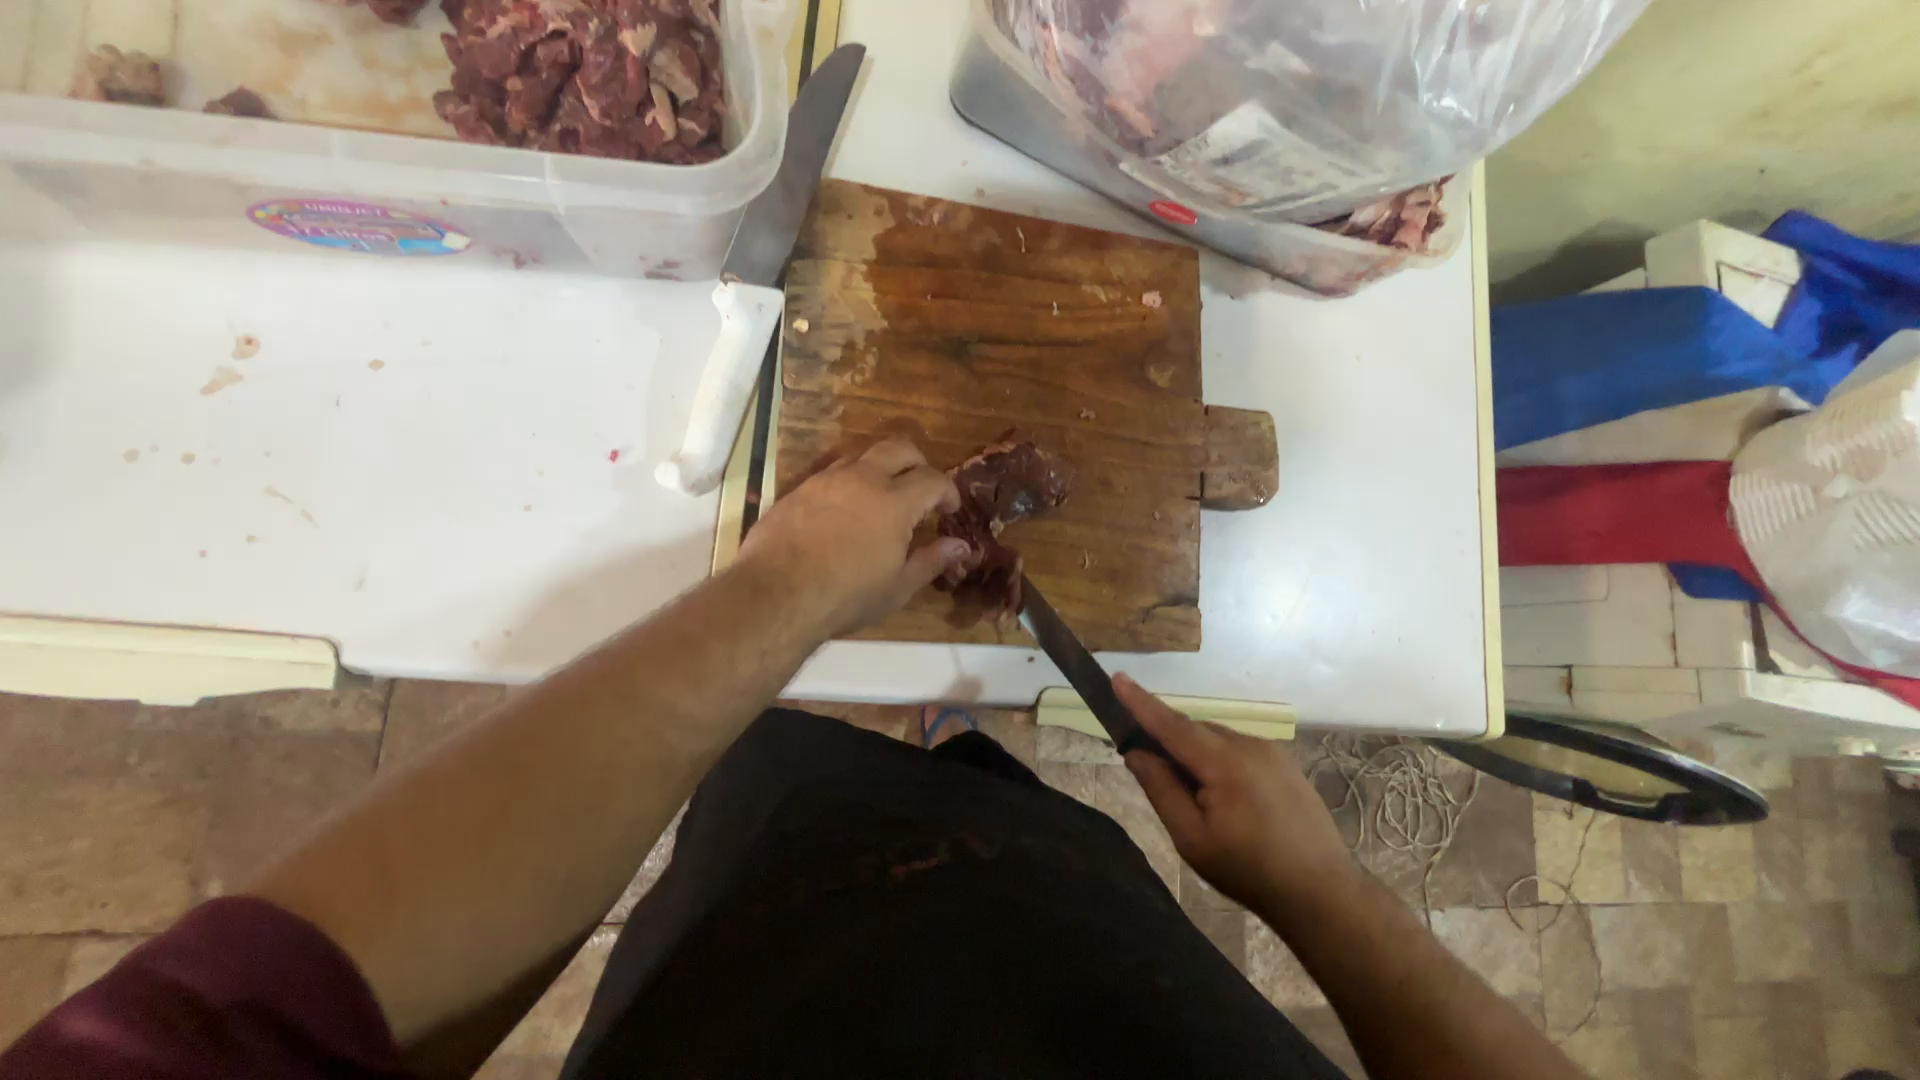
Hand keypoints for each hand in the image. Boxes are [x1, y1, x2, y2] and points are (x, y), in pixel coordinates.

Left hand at [739, 437, 971, 635]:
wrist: (777, 594)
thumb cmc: (846, 596)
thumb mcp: (898, 587)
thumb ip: (932, 560)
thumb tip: (961, 545)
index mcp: (895, 502)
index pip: (933, 479)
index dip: (948, 491)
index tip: (949, 509)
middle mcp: (863, 479)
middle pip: (899, 448)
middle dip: (918, 462)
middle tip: (921, 487)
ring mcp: (827, 480)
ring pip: (863, 455)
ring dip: (881, 468)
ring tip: (882, 496)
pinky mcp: (800, 489)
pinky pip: (832, 472)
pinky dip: (849, 481)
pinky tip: (845, 509)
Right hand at [1117, 675, 1358, 914]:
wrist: (1322, 892)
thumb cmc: (1249, 871)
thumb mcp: (1192, 839)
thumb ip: (1161, 790)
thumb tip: (1136, 752)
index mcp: (1225, 763)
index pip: (1172, 724)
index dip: (1141, 703)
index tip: (1117, 678)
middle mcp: (1249, 745)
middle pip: (1193, 729)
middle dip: (1167, 740)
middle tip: (1147, 768)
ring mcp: (1271, 751)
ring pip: (1215, 738)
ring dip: (1194, 753)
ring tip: (1195, 799)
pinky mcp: (1284, 762)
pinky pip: (1237, 748)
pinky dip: (1217, 759)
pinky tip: (1223, 798)